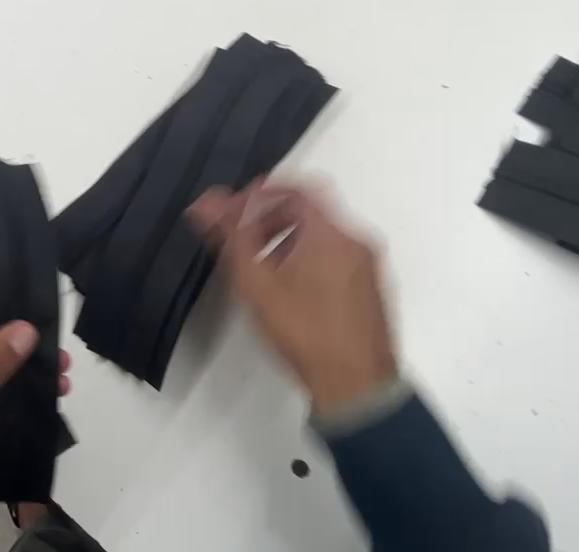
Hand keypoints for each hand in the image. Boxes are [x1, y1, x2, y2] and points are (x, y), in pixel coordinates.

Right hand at [186, 179, 396, 414]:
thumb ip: (230, 234)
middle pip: (309, 210)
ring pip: (321, 235)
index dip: (260, 192)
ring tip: (258, 266)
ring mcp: (368, 267)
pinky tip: (287, 287)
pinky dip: (307, 256)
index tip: (235, 209)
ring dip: (285, 238)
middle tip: (239, 238)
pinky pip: (336, 256)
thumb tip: (206, 201)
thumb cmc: (302, 329)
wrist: (357, 389)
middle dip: (268, 216)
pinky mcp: (372, 289)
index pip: (296, 190)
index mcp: (331, 233)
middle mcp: (356, 242)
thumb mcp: (256, 281)